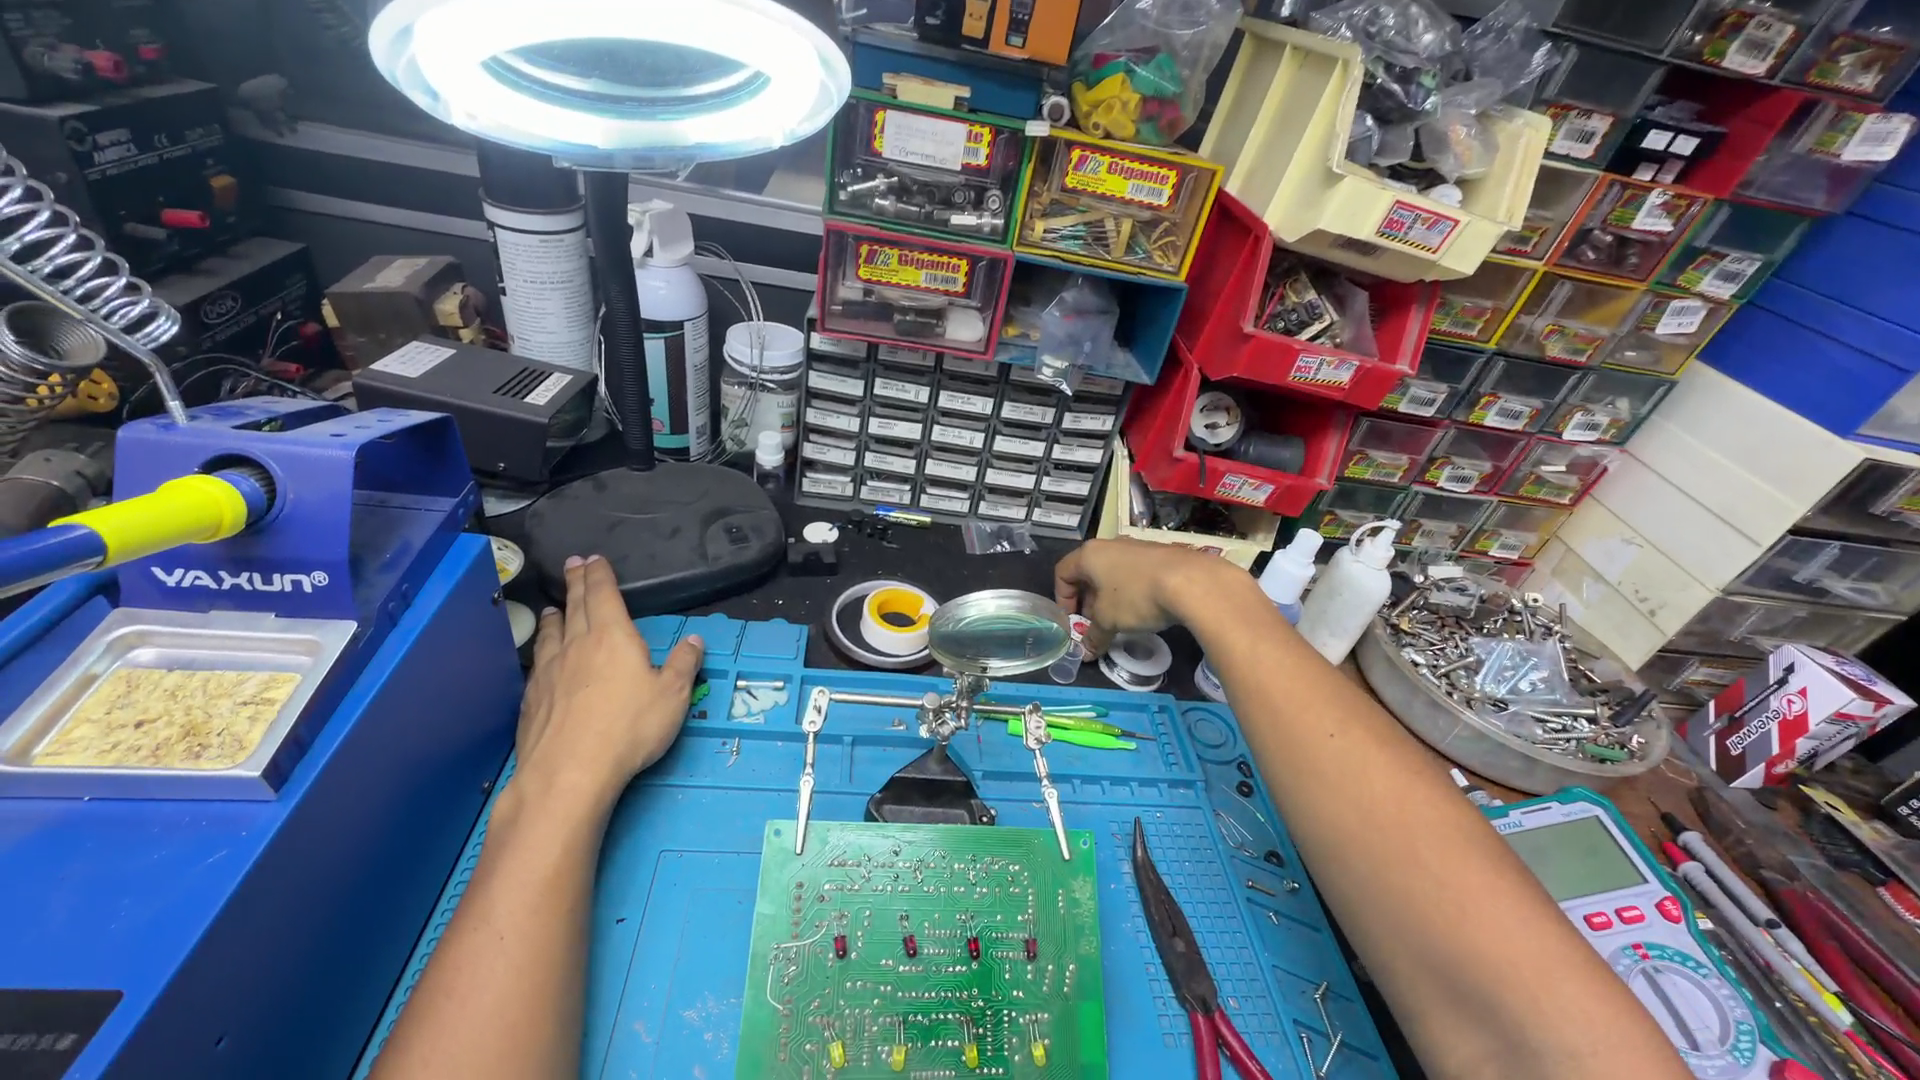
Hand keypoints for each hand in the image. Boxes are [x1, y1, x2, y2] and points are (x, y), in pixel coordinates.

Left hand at [513, 554, 703, 812]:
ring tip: (554, 608)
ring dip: (555, 616)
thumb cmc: (630, 727)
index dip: (599, 575)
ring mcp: (549, 671)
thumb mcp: (673, 695)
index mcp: (613, 637)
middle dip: (576, 583)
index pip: (604, 595)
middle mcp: (577, 645)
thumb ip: (683, 664)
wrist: (569, 771)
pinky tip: (542, 659)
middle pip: (576, 606)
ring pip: (552, 633)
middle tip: (572, 565)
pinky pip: (537, 663)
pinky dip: (542, 650)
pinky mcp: (532, 698)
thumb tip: (694, 638)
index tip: (592, 559)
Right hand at [1053, 539, 1241, 655]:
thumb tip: (1086, 653)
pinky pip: (1135, 573)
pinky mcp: (1160, 554)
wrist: (1192, 582)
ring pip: (1113, 573)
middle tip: (1095, 624)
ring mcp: (1137, 547)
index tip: (1073, 621)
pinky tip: (1145, 609)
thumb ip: (1093, 636)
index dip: (1062, 600)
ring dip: (1110, 598)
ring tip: (1120, 620)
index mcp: (1089, 554)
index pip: (1062, 573)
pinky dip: (1132, 591)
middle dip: (1087, 601)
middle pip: (1088, 573)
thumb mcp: (1108, 621)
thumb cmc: (1136, 597)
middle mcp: (1110, 545)